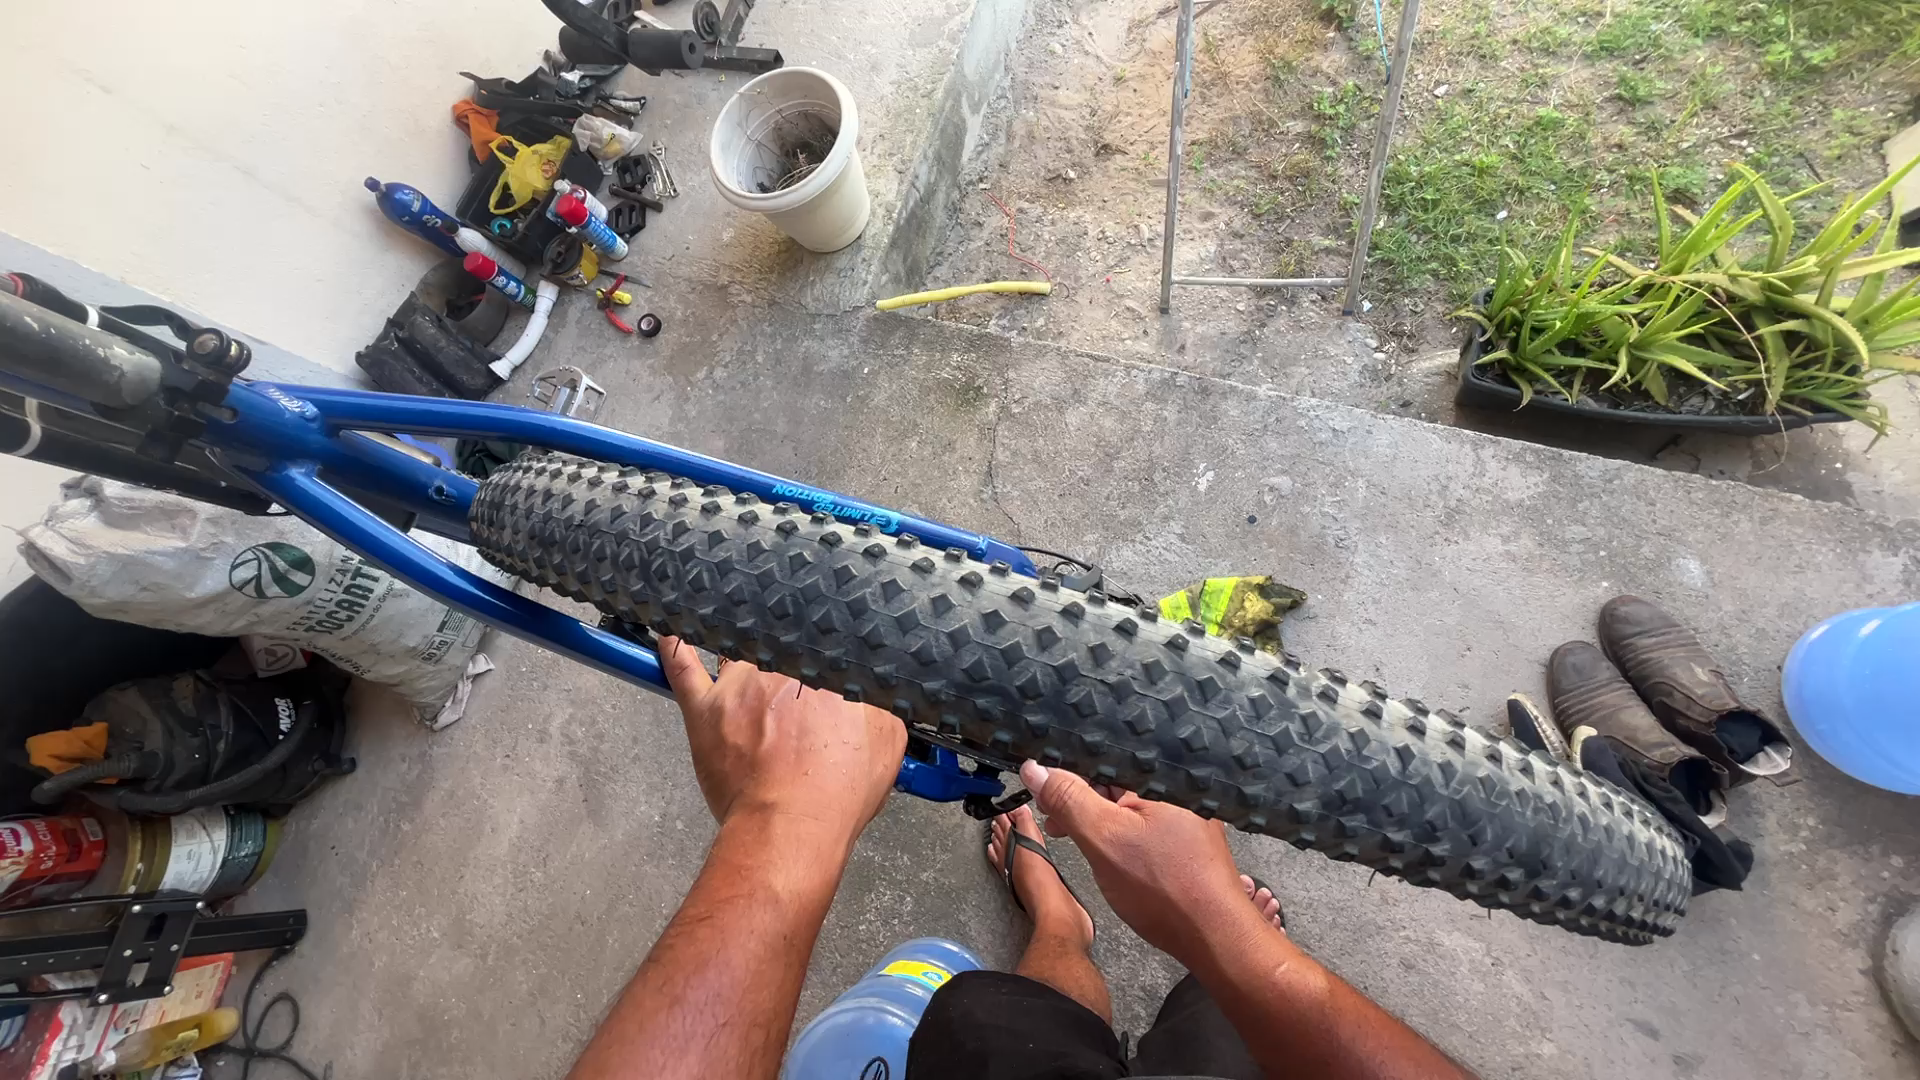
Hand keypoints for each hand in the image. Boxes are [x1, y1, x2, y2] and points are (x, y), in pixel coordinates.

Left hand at [660, 637, 907, 849]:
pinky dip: (676, 646)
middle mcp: (781, 663)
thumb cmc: (838, 788)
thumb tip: (873, 681)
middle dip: (786, 647)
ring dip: (744, 645)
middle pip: (780, 639)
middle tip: (794, 666)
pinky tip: (672, 631)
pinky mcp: (705, 708)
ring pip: (738, 649)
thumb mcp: (888, 736)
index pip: (820, 635)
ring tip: (746, 640)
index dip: (821, 642)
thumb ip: (878, 697)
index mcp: (825, 666)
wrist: (792, 826)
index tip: (824, 648)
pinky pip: (683, 666)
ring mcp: (739, 683)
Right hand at [1020, 760, 1268, 962]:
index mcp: (1160, 774)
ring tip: (1064, 828)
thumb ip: (1068, 800)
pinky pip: (1141, 817)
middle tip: (1048, 813)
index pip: (1103, 754)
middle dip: (1077, 792)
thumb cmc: (1164, 888)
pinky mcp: (1185, 835)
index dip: (1067, 766)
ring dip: (1093, 812)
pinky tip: (1098, 842)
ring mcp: (1184, 810)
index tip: (1038, 782)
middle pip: (1114, 776)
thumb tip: (1033, 768)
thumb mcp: (1104, 838)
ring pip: (1126, 800)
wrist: (1217, 940)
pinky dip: (1116, 827)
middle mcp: (1176, 784)